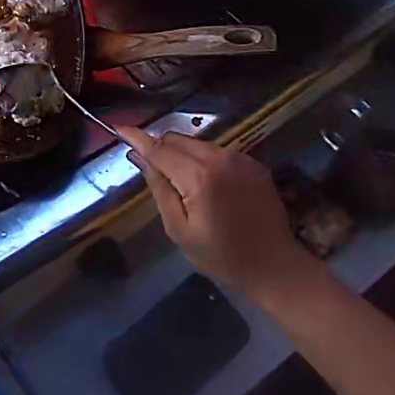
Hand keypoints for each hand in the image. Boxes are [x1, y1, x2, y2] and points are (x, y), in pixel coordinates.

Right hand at [119, 128, 318, 296]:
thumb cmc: (221, 256)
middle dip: (161, 148)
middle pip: (178, 139)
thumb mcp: (180, 230)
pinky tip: (210, 186)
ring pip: (199, 144)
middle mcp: (220, 157)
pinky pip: (220, 152)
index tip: (119, 128)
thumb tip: (141, 158)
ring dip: (184, 155)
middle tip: (152, 169)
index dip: (138, 138)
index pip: (160, 149)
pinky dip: (206, 161)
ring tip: (183, 184)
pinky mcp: (254, 162)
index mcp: (199, 177)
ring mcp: (240, 157)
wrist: (274, 265)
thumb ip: (159, 189)